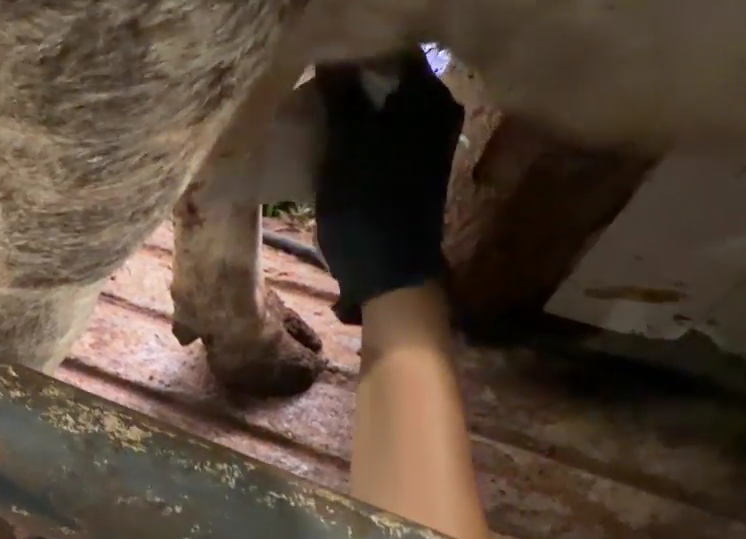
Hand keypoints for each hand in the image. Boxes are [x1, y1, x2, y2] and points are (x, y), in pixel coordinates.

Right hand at [313, 49, 462, 322]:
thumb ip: (341, 100)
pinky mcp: (412, 170)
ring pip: (381, 113)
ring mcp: (426, 144)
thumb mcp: (346, 150)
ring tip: (315, 125)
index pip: (386, 58)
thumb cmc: (367, 210)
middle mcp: (436, 113)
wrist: (390, 274)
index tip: (315, 79)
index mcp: (427, 100)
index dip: (348, 65)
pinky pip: (381, 139)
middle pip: (385, 85)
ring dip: (349, 118)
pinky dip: (357, 140)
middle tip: (310, 101)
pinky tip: (331, 151)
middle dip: (348, 91)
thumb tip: (331, 64)